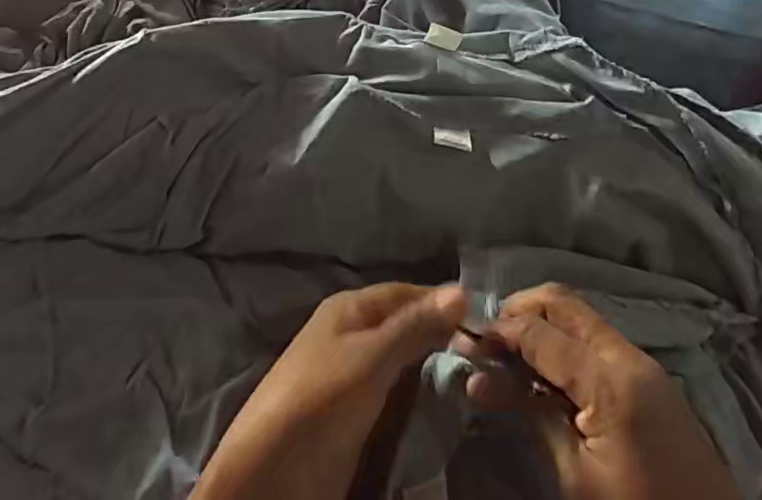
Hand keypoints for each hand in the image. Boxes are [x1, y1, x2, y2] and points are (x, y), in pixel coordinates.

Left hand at [194, 283, 466, 499]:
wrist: (272, 471)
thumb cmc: (321, 398)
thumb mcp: (372, 357)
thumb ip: (415, 326)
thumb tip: (461, 290)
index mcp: (349, 308)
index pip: (405, 293)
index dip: (441, 301)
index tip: (486, 317)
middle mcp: (352, 334)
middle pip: (405, 326)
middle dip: (441, 336)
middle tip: (489, 351)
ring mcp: (353, 375)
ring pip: (403, 362)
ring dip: (433, 367)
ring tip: (477, 374)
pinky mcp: (356, 413)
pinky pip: (395, 394)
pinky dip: (419, 394)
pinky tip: (446, 401)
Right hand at [455, 283, 741, 499]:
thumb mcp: (578, 478)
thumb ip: (533, 415)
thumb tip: (483, 380)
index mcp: (610, 379)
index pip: (539, 331)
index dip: (498, 330)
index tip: (465, 340)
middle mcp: (628, 356)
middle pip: (563, 304)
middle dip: (519, 311)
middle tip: (487, 340)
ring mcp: (643, 366)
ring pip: (580, 319)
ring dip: (541, 326)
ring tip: (506, 357)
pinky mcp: (649, 382)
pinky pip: (596, 343)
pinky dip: (564, 345)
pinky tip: (541, 373)